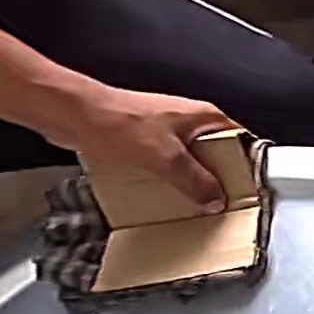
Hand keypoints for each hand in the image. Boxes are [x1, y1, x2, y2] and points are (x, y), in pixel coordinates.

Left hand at [50, 86, 239, 209]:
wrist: (67, 113)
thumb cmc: (113, 120)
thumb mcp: (166, 157)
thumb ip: (195, 181)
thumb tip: (215, 199)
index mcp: (205, 116)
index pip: (241, 141)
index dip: (245, 165)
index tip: (245, 186)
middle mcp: (189, 121)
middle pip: (216, 155)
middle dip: (216, 178)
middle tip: (218, 198)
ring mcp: (166, 130)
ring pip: (190, 161)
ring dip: (188, 180)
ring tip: (190, 198)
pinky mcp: (145, 141)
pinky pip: (166, 165)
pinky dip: (166, 179)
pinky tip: (161, 192)